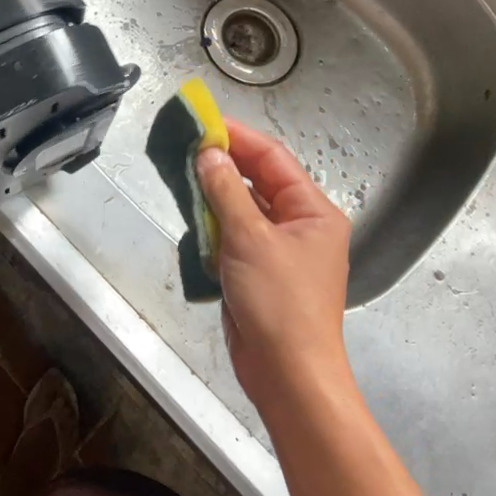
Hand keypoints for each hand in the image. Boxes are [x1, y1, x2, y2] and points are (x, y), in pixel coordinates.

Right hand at [194, 119, 351, 402]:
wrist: (288, 374)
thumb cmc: (280, 303)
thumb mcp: (250, 238)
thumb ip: (226, 191)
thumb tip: (209, 153)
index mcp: (313, 211)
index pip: (273, 158)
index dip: (238, 137)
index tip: (203, 121)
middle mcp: (300, 224)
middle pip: (258, 180)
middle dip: (223, 163)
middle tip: (185, 144)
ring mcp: (279, 249)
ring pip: (243, 207)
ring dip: (214, 193)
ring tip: (182, 173)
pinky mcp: (258, 270)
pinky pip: (233, 234)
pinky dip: (213, 223)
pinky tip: (191, 213)